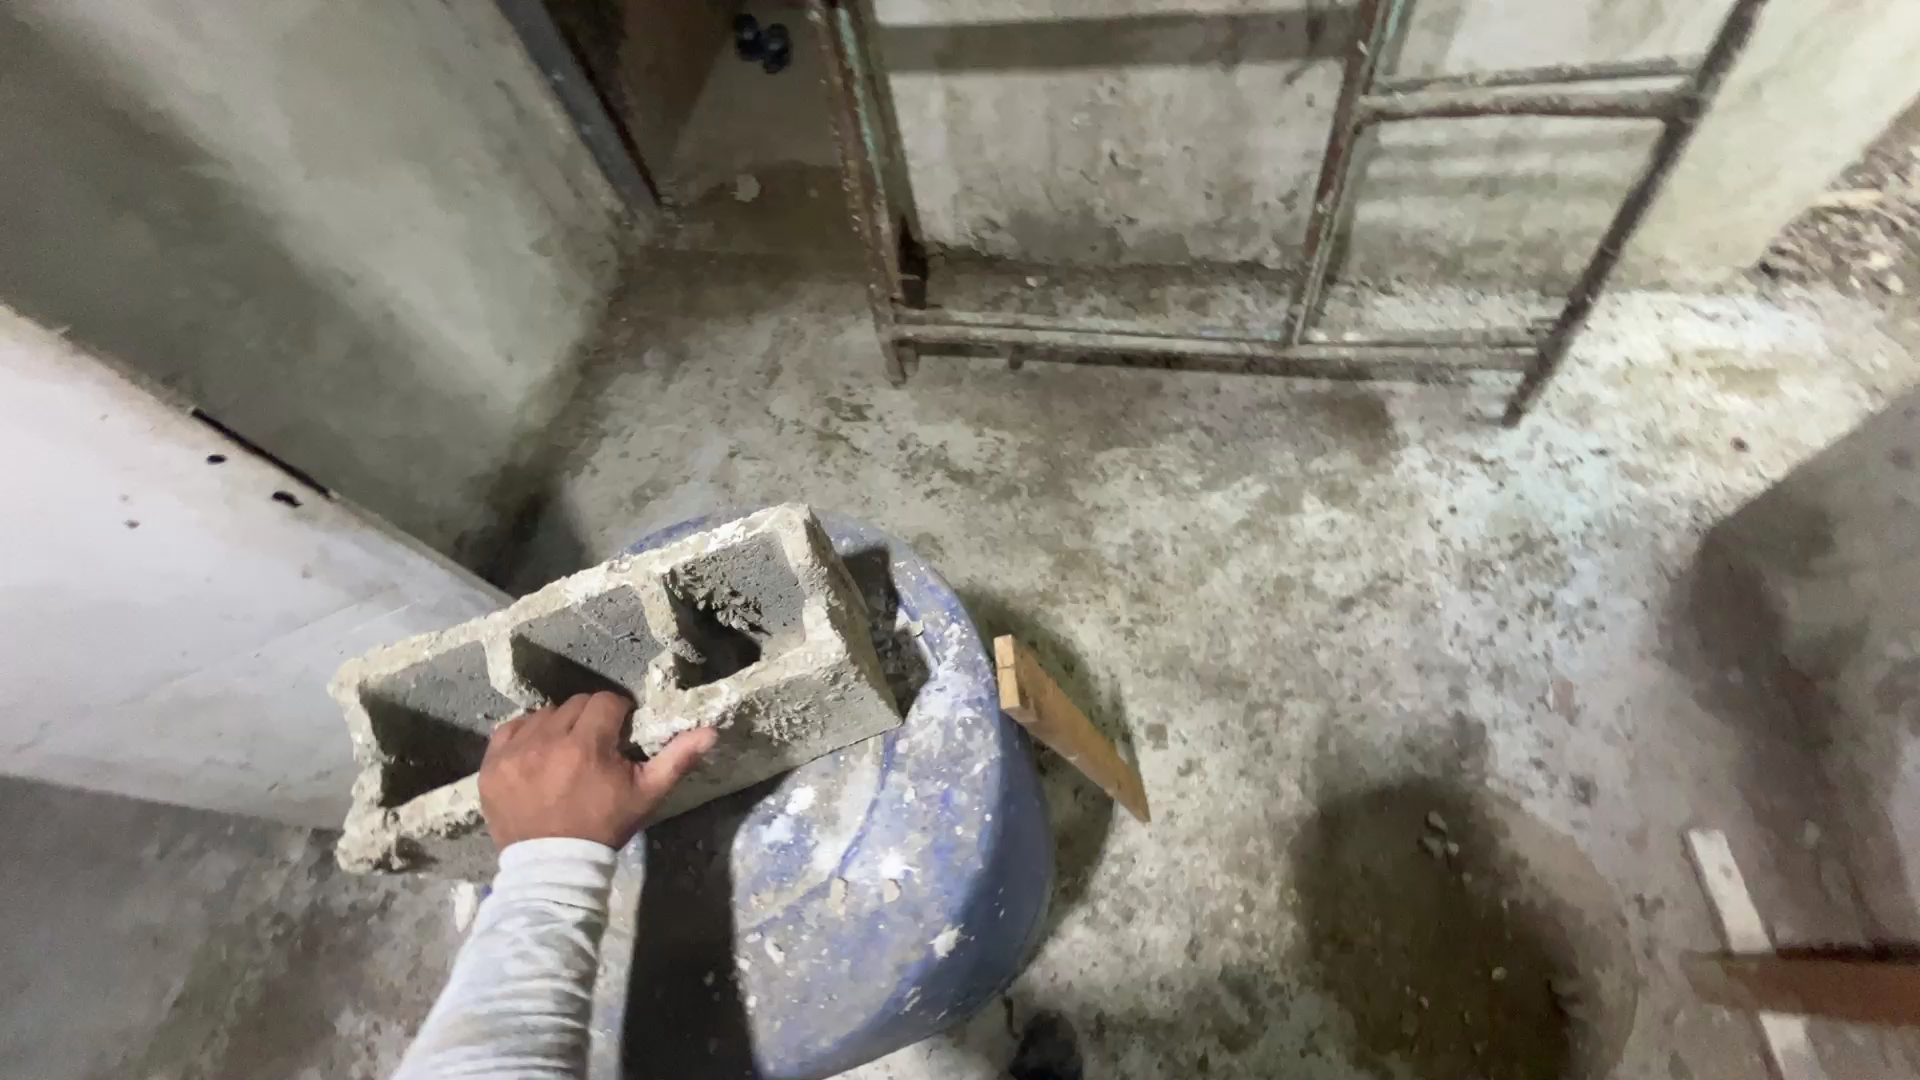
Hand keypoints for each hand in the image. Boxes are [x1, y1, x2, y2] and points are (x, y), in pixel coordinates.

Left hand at [478, 692, 717, 849]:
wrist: (552, 866)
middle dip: (590, 717)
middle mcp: (547, 742)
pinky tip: (538, 752)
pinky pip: (511, 728)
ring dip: (560, 725)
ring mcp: (514, 754)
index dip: (618, 713)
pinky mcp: (491, 766)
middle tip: (596, 743)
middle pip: (575, 704)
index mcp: (586, 746)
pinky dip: (527, 734)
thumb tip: (711, 731)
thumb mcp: (648, 794)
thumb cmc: (605, 825)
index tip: (620, 732)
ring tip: (566, 750)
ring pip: (544, 714)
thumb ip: (678, 758)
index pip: (606, 701)